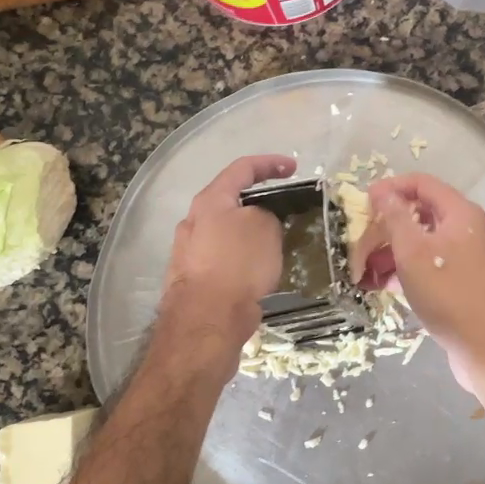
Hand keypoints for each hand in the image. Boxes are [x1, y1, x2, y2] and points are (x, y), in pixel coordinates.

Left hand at [158, 155, 294, 371]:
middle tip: (286, 209)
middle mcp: (194, 222)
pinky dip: (244, 258)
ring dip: (252, 233)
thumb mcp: (265, 226)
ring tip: (278, 242)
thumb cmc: (238, 264)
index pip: (242, 168)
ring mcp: (191, 252)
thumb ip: (266, 213)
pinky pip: (225, 259)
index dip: (270, 163)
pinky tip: (261, 271)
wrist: (207, 320)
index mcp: (210, 201)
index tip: (294, 168)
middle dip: (259, 202)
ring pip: (228, 233)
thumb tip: (260, 220)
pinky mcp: (196, 280)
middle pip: (231, 201)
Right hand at [357, 174, 484, 396]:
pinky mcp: (466, 280)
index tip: (363, 202)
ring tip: (364, 269)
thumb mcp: (413, 253)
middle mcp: (469, 229)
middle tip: (360, 242)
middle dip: (387, 226)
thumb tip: (381, 191)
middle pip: (422, 213)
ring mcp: (470, 256)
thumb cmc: (448, 295)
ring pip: (424, 242)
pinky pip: (432, 263)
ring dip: (393, 251)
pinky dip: (408, 268)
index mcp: (461, 214)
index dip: (390, 187)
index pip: (422, 184)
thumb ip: (396, 217)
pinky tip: (384, 285)